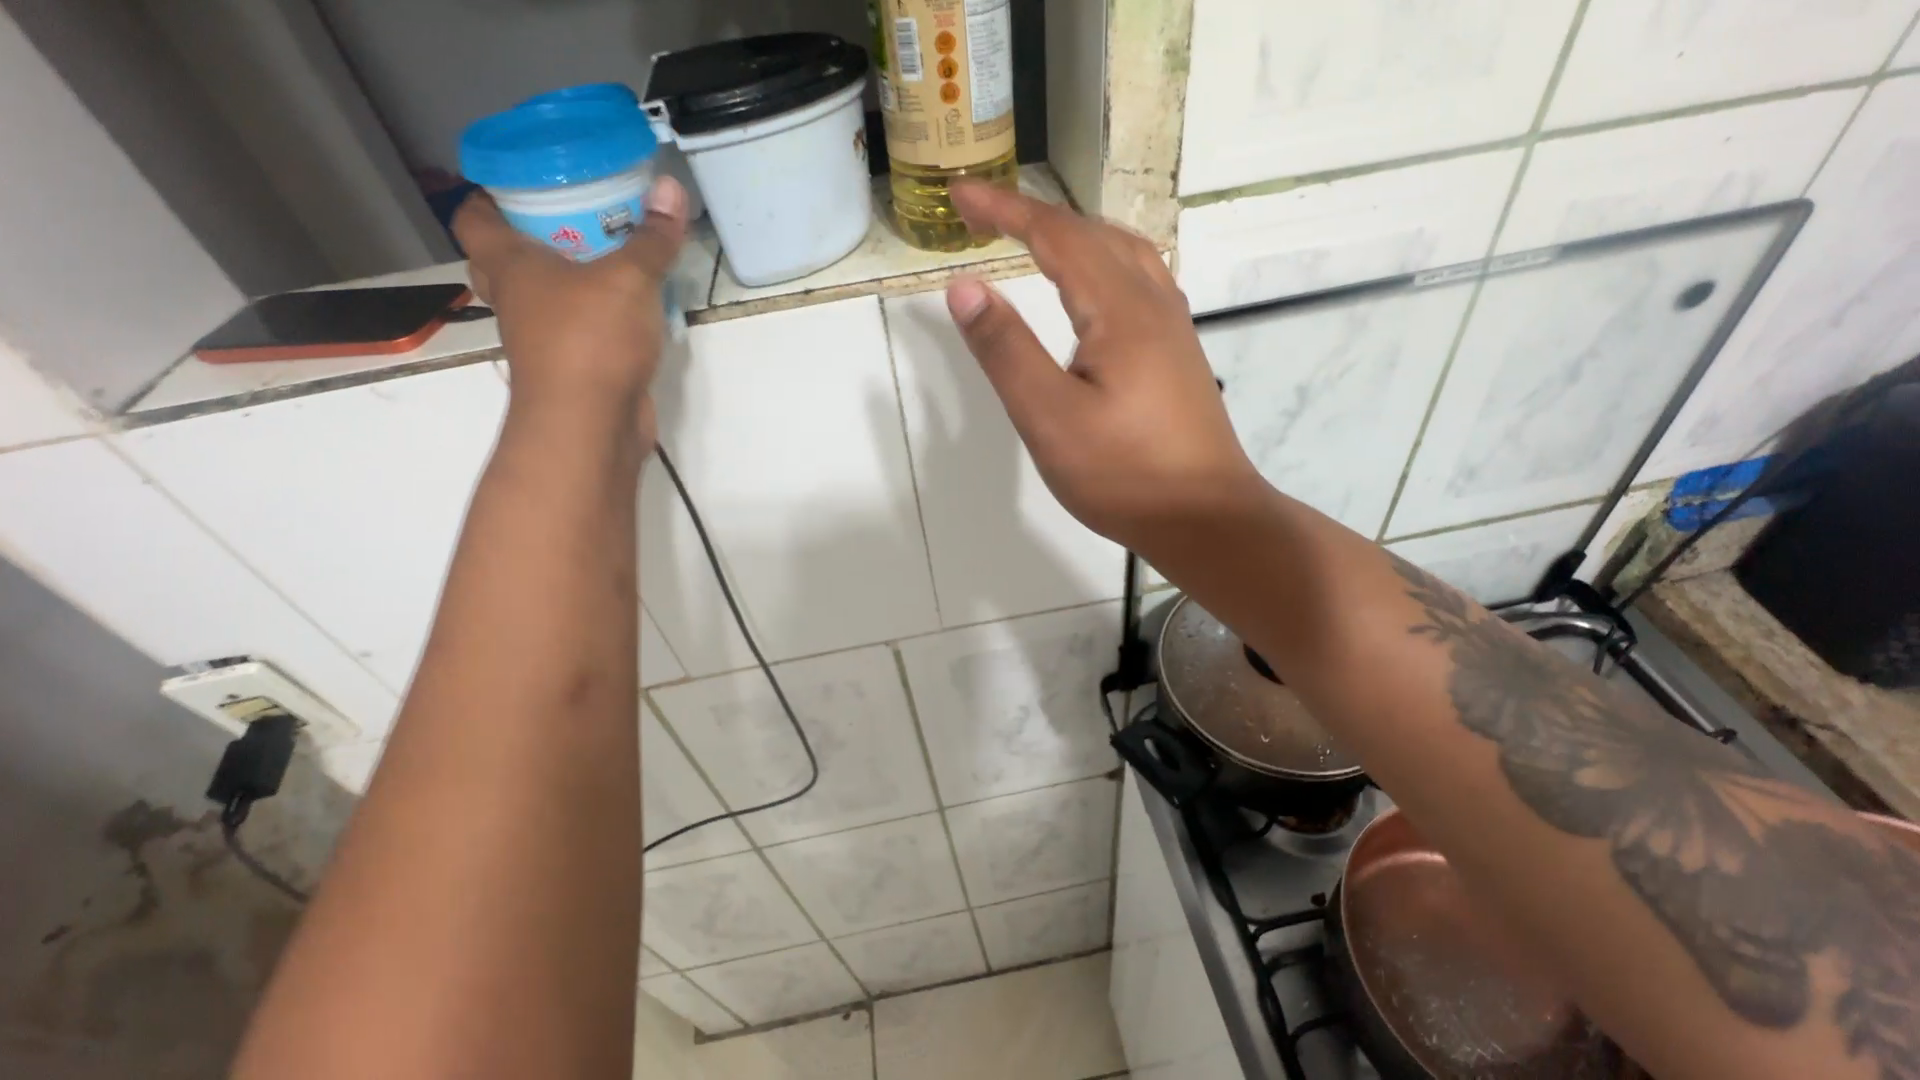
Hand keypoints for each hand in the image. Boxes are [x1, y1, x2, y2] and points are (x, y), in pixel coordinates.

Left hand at [454, 177, 687, 427]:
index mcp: (510, 266)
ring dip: (570, 278)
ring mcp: (543, 338)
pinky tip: (633, 303)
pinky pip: (580, 328)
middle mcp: (517, 300)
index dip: (487, 196)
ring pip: (545, 297)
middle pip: (506, 259)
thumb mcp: (629, 278)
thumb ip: (651, 237)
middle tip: (574, 214)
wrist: (590, 425)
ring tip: (612, 252)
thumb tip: (670, 186)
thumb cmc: (590, 339)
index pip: (473, 219)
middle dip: (534, 235)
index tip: (520, 180)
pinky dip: (599, 315)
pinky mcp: (574, 367)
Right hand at [943, 182, 1261, 552]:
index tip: (959, 195)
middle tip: (982, 216)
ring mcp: (1172, 326)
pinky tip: (1092, 286)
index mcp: (1118, 310)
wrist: (1207, 518)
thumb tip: (965, 287)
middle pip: (1091, 234)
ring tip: (1032, 237)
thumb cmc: (1123, 474)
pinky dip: (1101, 259)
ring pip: (1122, 251)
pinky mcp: (1179, 352)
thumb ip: (1005, 350)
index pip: (1055, 236)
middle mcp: (1152, 303)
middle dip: (1033, 216)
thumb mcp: (1049, 418)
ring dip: (1072, 233)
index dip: (1005, 210)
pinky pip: (1138, 278)